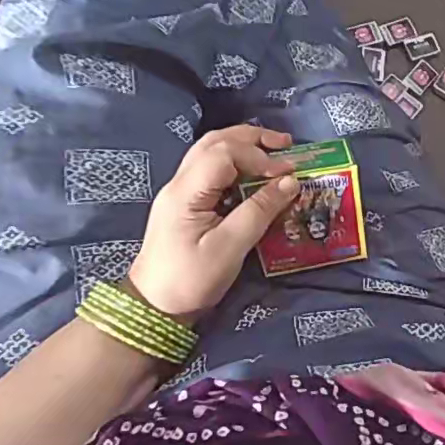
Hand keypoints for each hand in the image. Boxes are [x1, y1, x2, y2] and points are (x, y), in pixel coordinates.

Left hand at [128, 125, 299, 318]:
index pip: (224, 153)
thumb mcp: (229, 248)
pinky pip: (211, 171)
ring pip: (211, 152)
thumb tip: (290, 182)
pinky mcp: (186, 204)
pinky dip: (236, 163)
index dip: (259, 156)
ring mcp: (180, 192)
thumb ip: (259, 211)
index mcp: (186, 191)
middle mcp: (180, 183)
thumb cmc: (191, 279)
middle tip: (286, 145)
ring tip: (275, 152)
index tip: (289, 173)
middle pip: (215, 142)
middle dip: (252, 139)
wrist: (154, 305)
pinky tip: (254, 174)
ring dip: (243, 146)